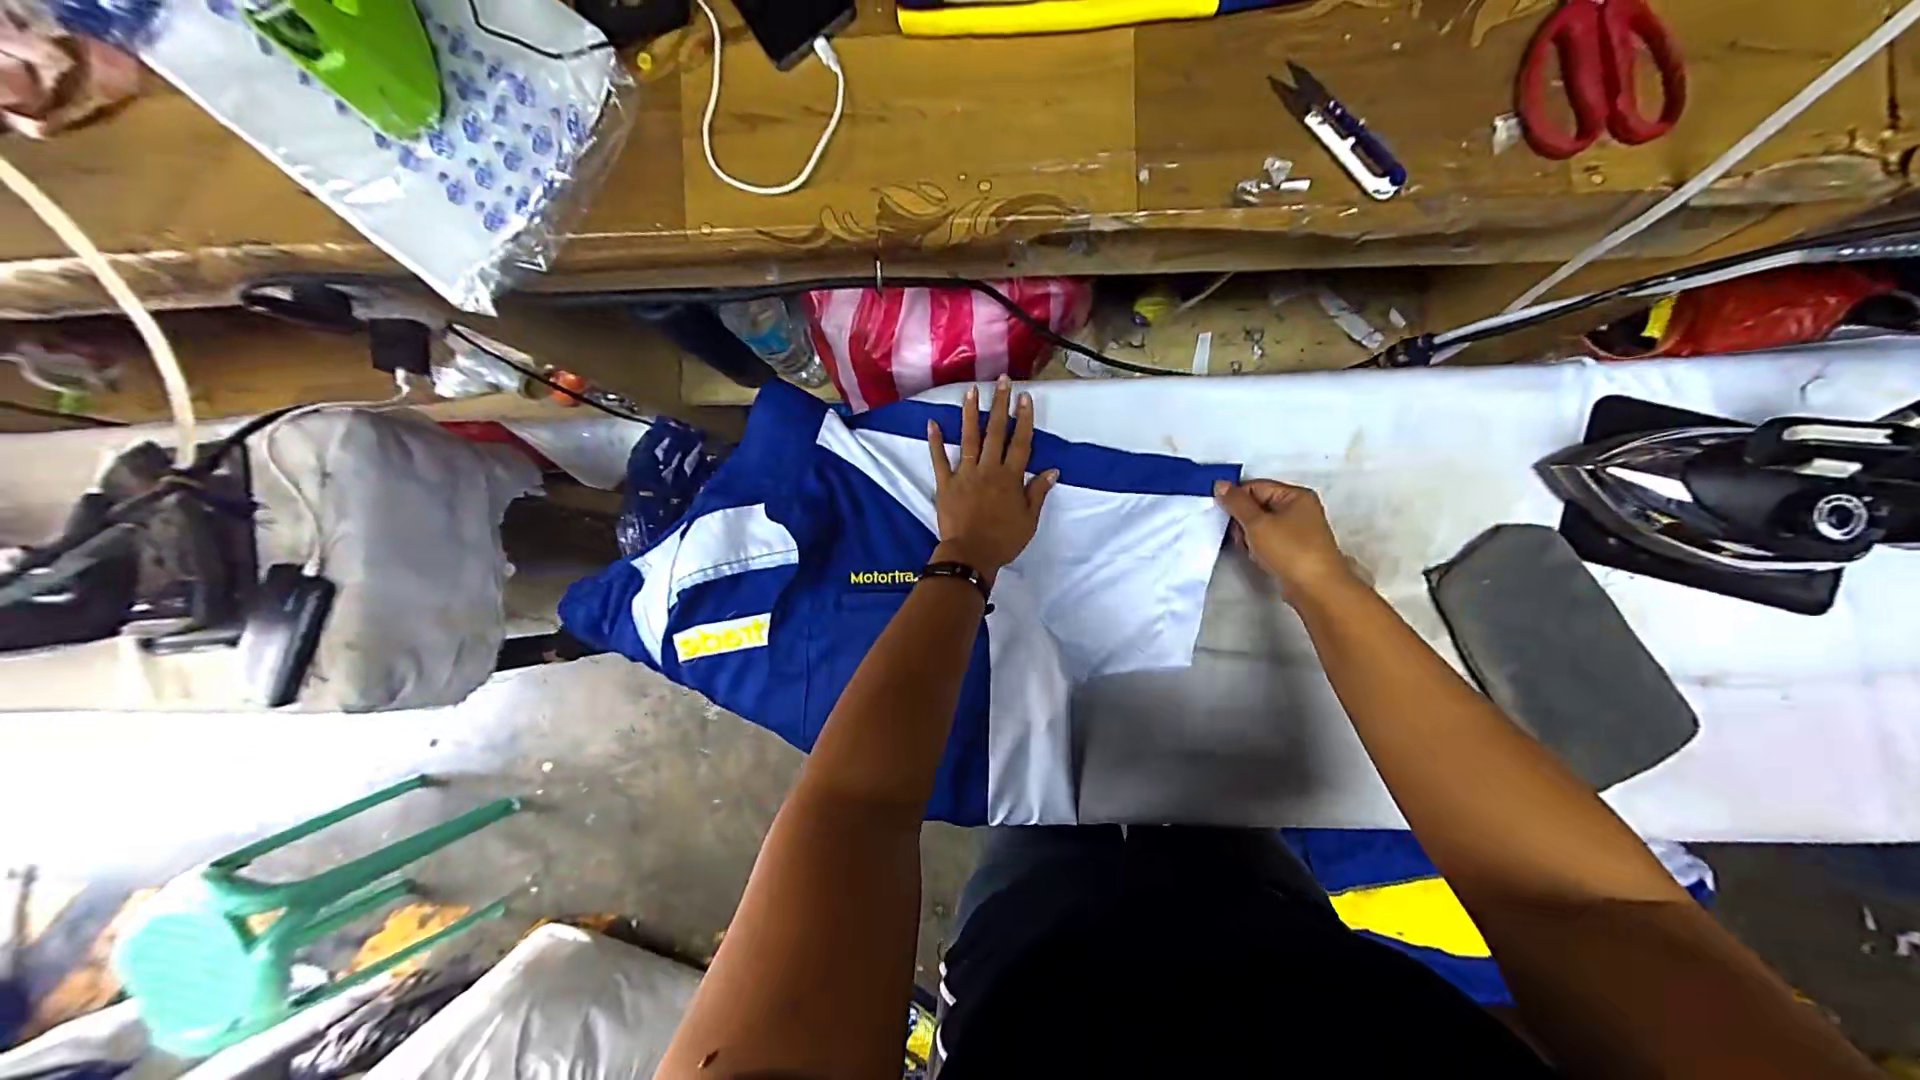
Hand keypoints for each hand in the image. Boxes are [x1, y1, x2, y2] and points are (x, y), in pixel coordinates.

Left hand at [926, 377, 1057, 583]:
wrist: (970, 554)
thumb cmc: (1004, 540)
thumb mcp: (1029, 519)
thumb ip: (1038, 492)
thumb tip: (1052, 470)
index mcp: (1010, 477)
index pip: (1021, 442)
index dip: (1024, 419)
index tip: (1025, 397)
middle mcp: (988, 469)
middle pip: (996, 432)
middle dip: (1000, 405)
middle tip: (1002, 381)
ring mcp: (965, 474)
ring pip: (969, 438)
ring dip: (971, 413)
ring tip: (971, 390)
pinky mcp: (946, 484)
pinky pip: (939, 459)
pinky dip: (935, 441)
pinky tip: (932, 422)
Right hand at [1214, 478, 1356, 602]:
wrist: (1315, 588)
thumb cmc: (1290, 550)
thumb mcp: (1257, 523)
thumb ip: (1236, 502)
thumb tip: (1220, 484)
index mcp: (1295, 495)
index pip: (1255, 486)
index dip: (1237, 499)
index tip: (1225, 515)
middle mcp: (1299, 508)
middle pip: (1257, 505)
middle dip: (1243, 520)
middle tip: (1241, 535)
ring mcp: (1297, 529)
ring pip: (1260, 524)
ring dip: (1249, 535)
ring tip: (1252, 549)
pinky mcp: (1293, 547)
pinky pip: (1268, 539)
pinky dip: (1259, 546)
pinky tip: (1259, 556)